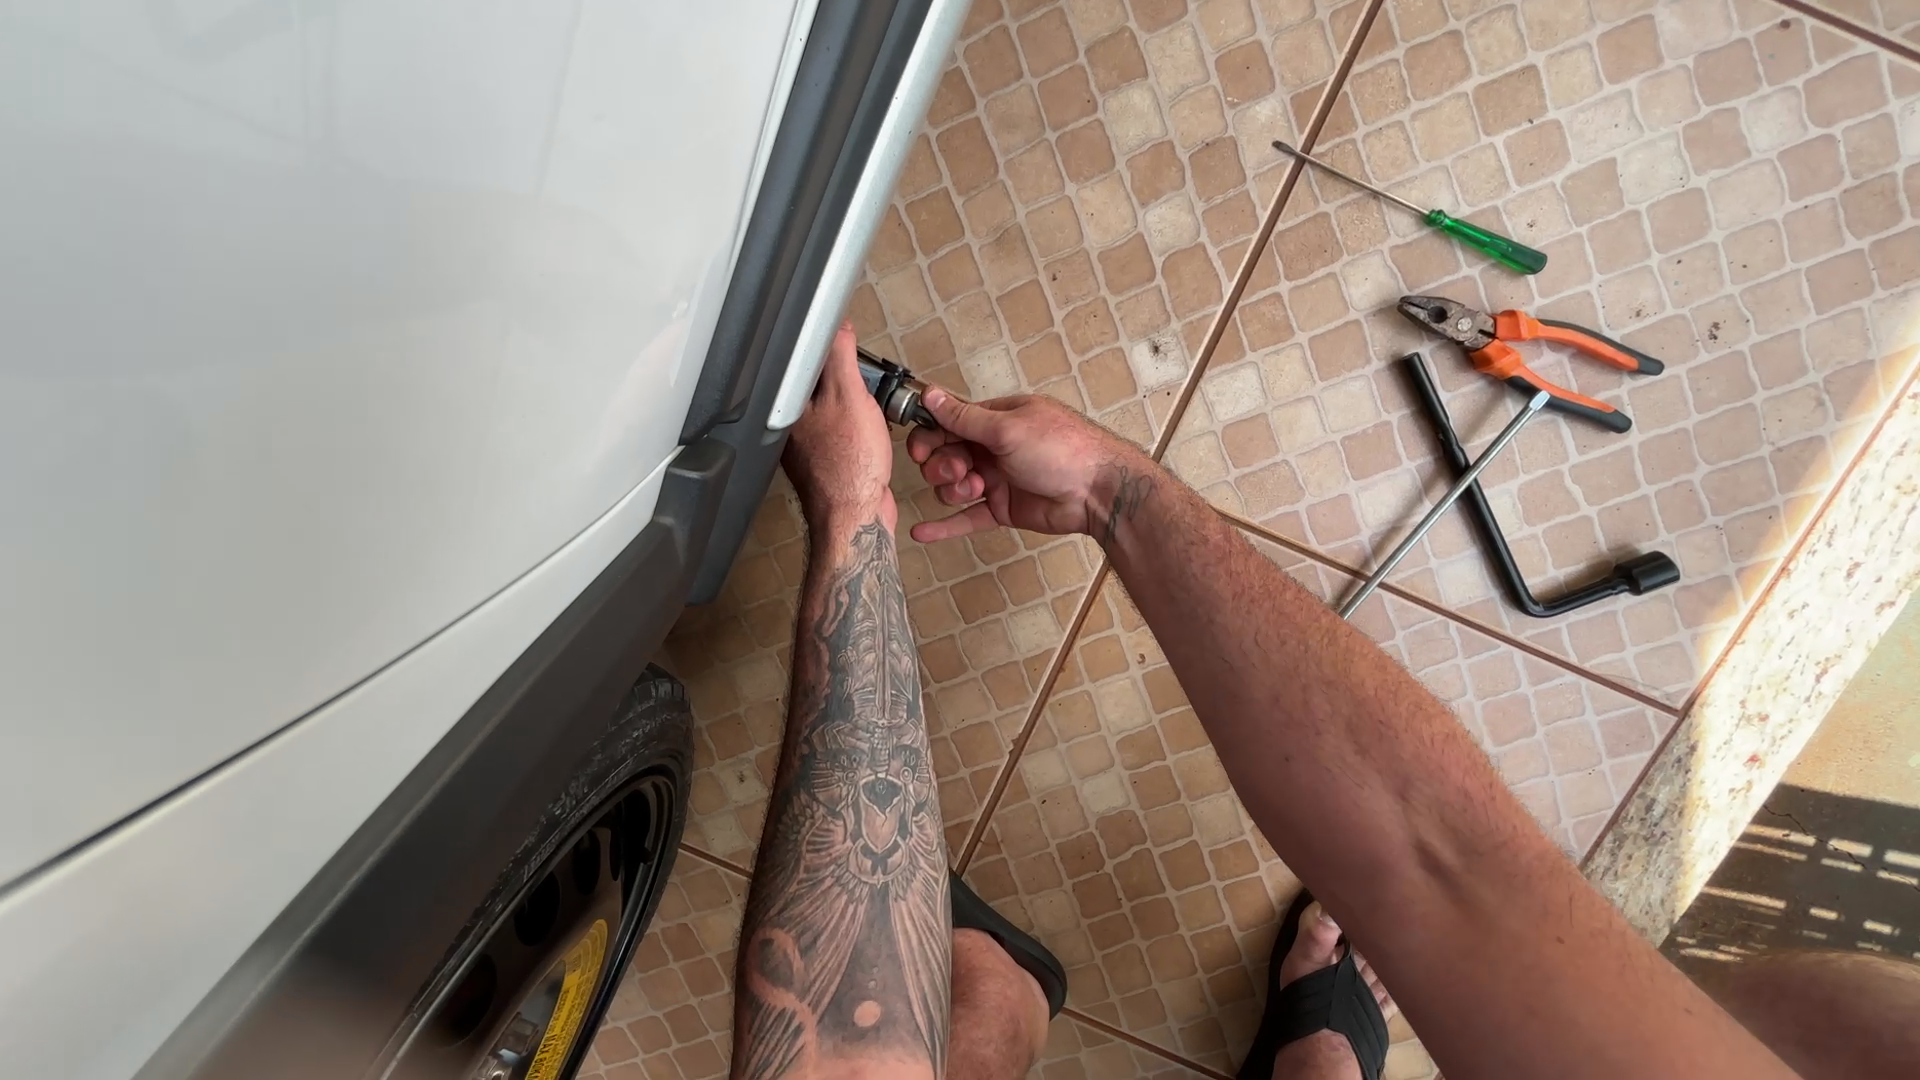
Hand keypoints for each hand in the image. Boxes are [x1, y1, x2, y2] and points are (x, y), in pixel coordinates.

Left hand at [784, 322, 896, 532]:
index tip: (852, 352)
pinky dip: (861, 429)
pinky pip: (846, 432)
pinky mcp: (829, 461)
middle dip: (849, 380)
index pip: (805, 361)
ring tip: (871, 412)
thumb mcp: (850, 397)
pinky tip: (871, 437)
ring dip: (857, 405)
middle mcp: (793, 426)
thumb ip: (840, 358)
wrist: (858, 516)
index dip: (833, 350)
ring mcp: (810, 445)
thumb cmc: (850, 466)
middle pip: (821, 383)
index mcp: (789, 406)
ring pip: (835, 408)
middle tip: (866, 386)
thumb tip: (837, 326)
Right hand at [906, 389, 1152, 544]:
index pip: (948, 424)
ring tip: (975, 491)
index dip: (929, 436)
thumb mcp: (1008, 428)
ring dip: (952, 491)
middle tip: (958, 471)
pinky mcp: (1002, 509)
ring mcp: (996, 479)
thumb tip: (931, 395)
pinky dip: (945, 525)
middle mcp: (993, 448)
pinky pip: (967, 518)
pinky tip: (922, 532)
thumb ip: (965, 417)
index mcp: (996, 420)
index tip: (920, 450)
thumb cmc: (1061, 450)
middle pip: (945, 455)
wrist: (1097, 491)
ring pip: (952, 487)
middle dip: (942, 464)